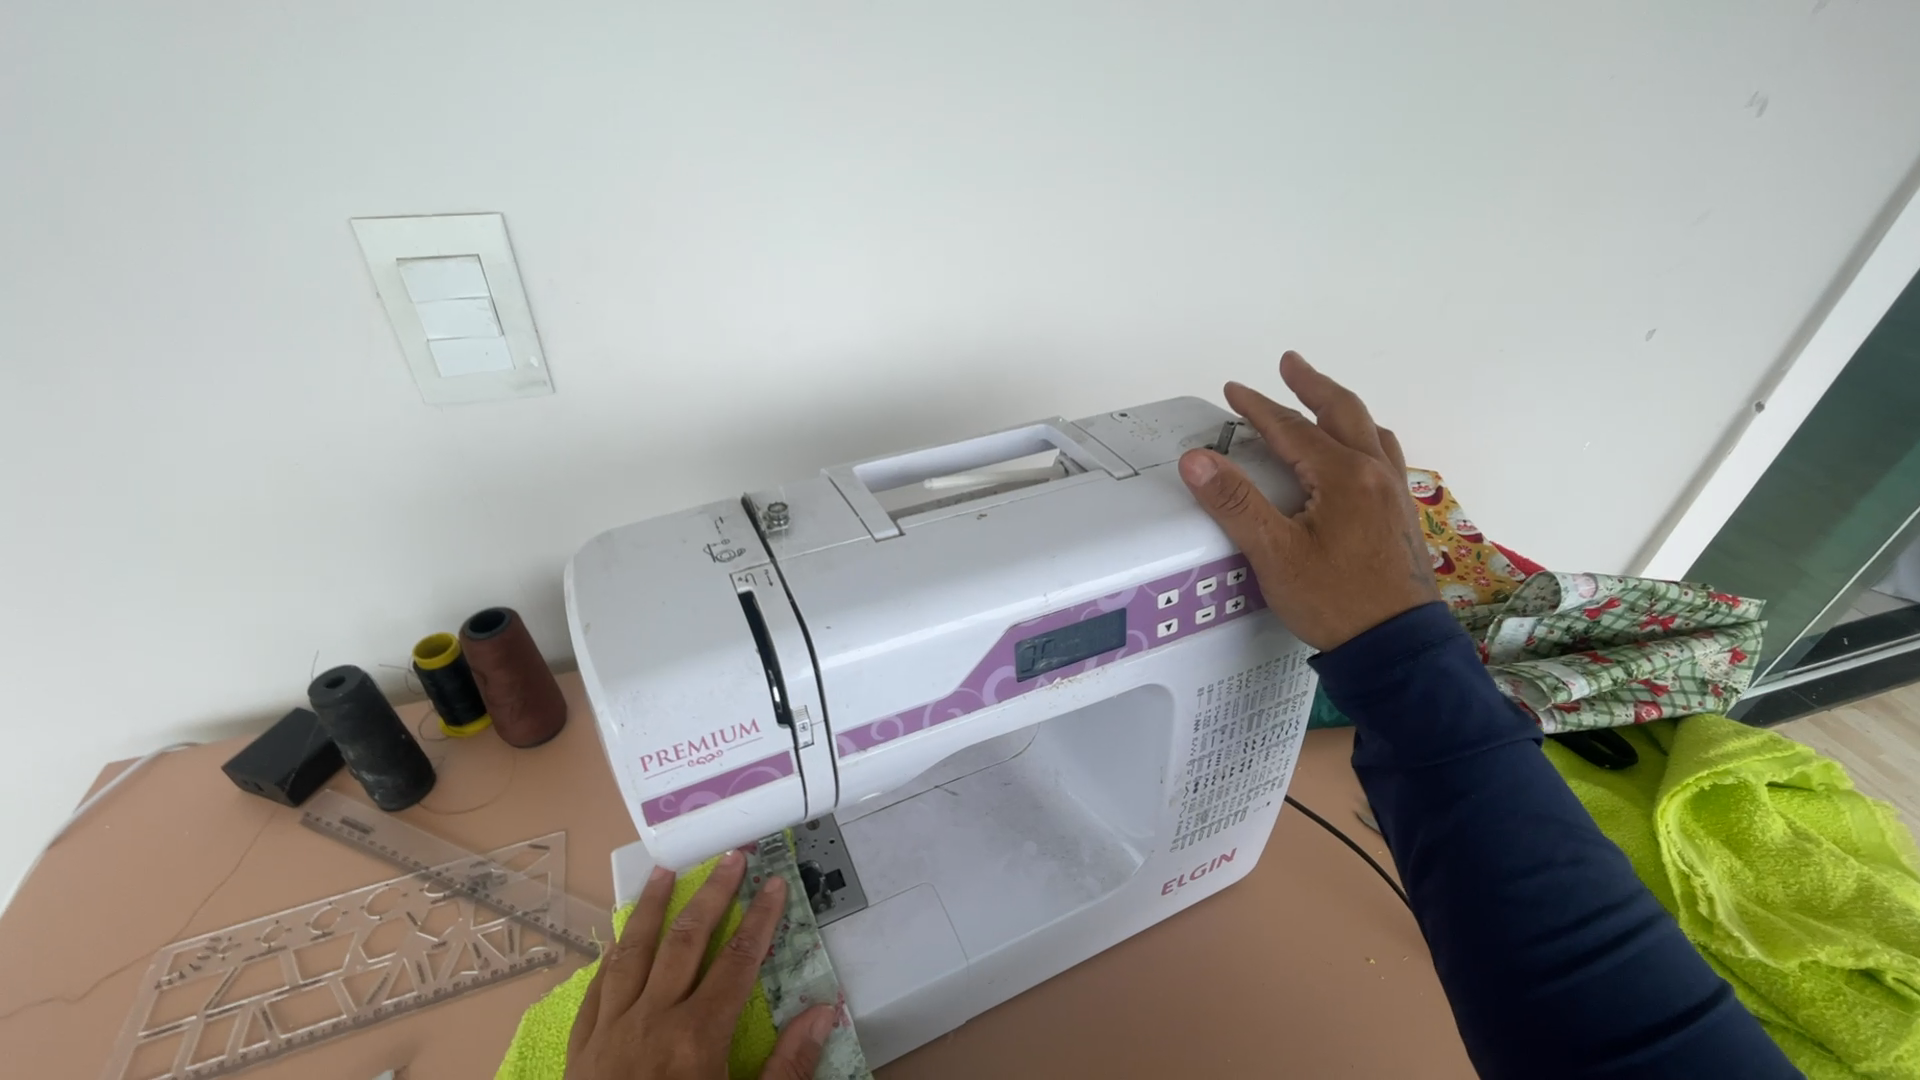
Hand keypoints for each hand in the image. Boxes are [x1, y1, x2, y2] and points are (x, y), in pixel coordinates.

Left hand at [566, 851, 837, 1079]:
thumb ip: (788, 1066)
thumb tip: (826, 1009)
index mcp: (697, 1037)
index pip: (738, 959)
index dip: (760, 916)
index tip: (774, 880)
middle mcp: (652, 1021)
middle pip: (686, 941)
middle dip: (713, 895)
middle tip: (731, 858)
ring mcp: (610, 1034)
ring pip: (632, 953)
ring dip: (652, 909)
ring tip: (665, 872)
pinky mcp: (579, 1054)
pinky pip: (595, 993)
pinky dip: (609, 960)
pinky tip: (616, 942)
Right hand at [1179, 351, 1438, 651]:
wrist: (1395, 645)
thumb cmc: (1333, 599)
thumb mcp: (1273, 553)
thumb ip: (1234, 502)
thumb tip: (1197, 460)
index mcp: (1344, 476)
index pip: (1292, 428)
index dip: (1257, 407)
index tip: (1232, 390)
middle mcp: (1375, 474)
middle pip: (1343, 413)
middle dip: (1311, 385)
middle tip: (1289, 363)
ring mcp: (1394, 494)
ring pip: (1370, 432)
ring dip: (1341, 408)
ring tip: (1322, 399)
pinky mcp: (1399, 516)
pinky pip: (1383, 457)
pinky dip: (1363, 437)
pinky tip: (1357, 453)